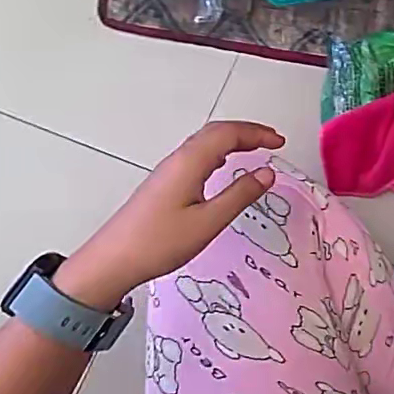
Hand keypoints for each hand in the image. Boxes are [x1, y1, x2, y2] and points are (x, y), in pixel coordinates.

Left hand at [54, 121, 284, 307]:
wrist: (112, 261)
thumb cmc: (160, 242)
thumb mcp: (208, 222)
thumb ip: (240, 195)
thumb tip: (267, 172)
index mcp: (190, 162)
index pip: (228, 133)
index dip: (257, 133)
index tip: (280, 142)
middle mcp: (179, 159)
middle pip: (216, 132)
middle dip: (247, 132)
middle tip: (272, 140)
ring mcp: (169, 170)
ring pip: (205, 142)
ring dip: (232, 140)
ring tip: (255, 149)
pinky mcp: (164, 183)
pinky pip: (197, 155)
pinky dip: (218, 152)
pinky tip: (222, 166)